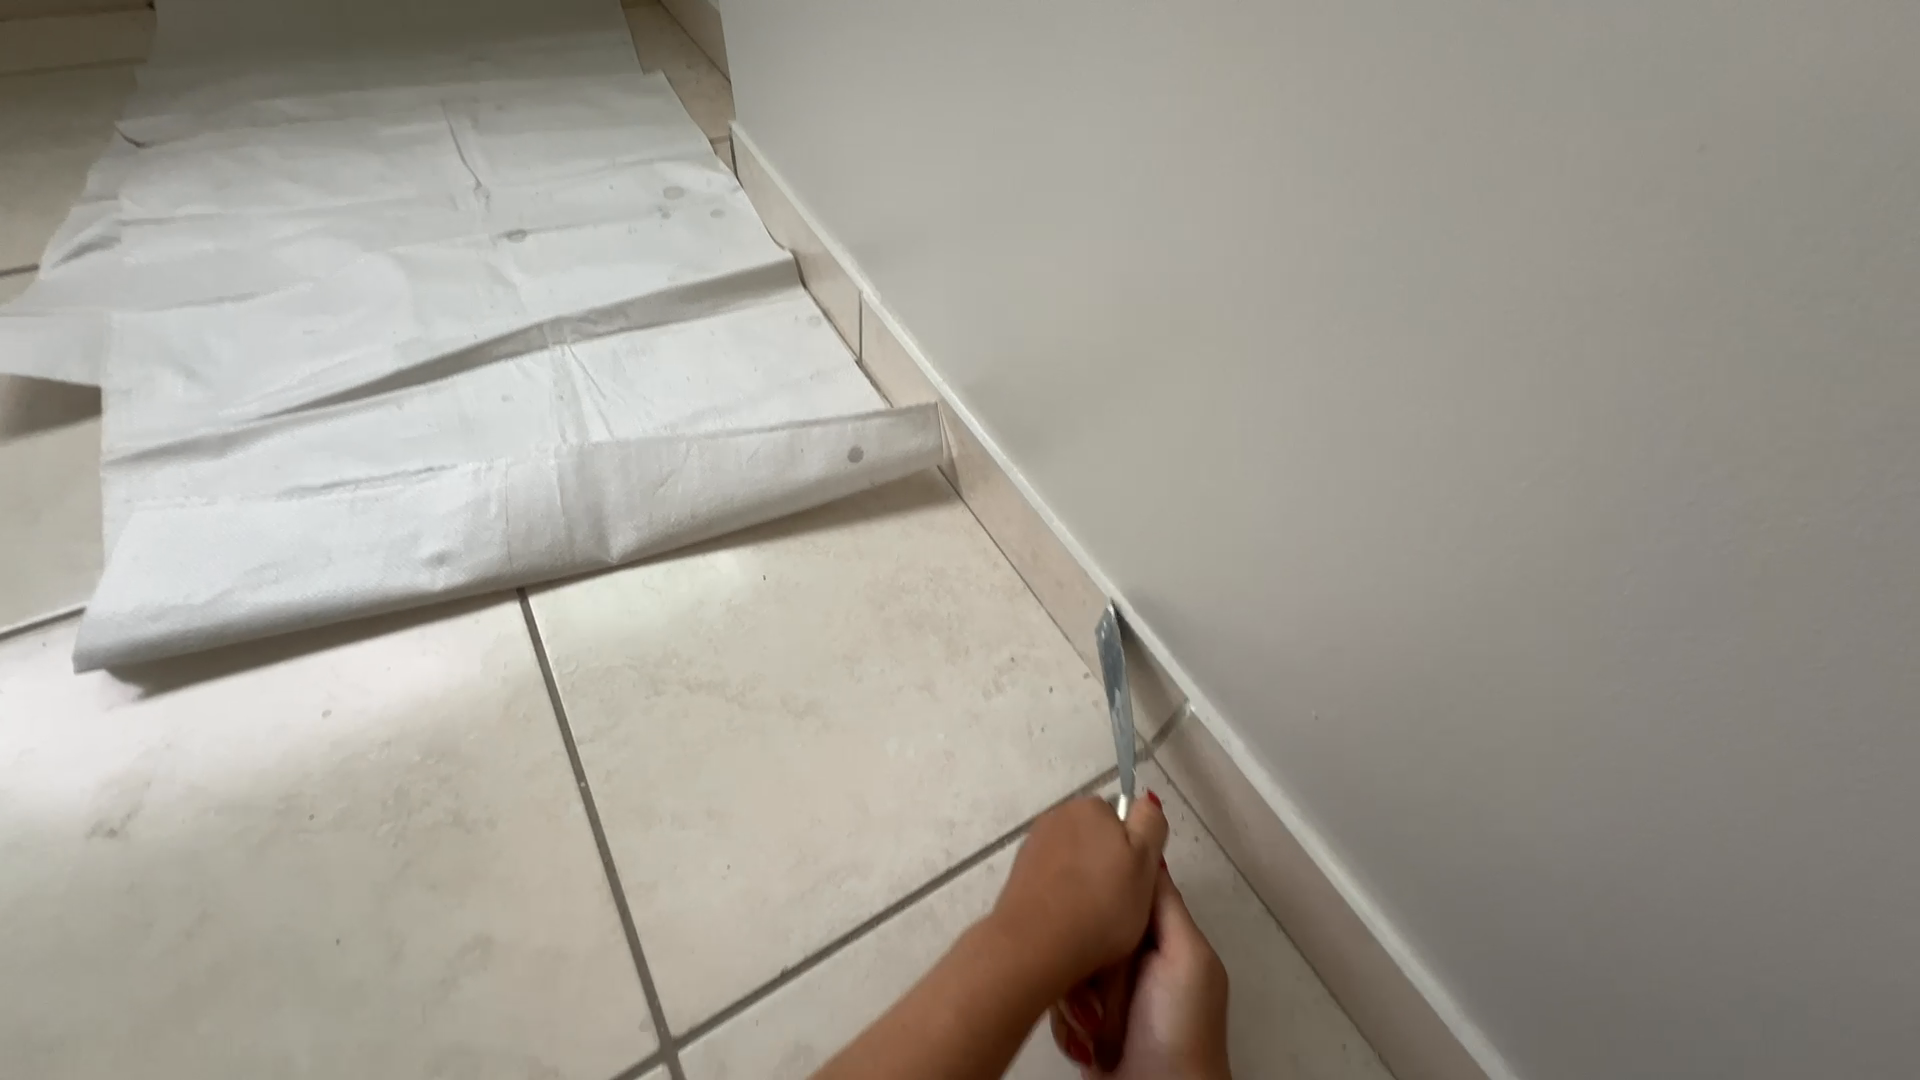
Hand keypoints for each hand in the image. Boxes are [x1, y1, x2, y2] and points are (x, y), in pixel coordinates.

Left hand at [988, 794, 1168, 994]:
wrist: (1036, 942)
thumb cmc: (1100, 904)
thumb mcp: (1144, 863)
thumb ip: (1150, 824)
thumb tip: (1145, 800)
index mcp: (1090, 807)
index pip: (1121, 822)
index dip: (1134, 853)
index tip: (1134, 882)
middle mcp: (1059, 815)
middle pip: (1096, 838)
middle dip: (1107, 865)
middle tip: (1118, 903)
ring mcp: (1035, 842)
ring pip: (1074, 859)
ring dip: (1084, 880)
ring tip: (1091, 917)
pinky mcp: (1020, 870)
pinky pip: (1053, 877)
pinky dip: (1062, 892)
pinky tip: (1067, 919)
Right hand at [1051, 869, 1231, 1078]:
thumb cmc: (1179, 1023)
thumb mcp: (1187, 956)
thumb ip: (1166, 906)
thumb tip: (1149, 854)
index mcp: (1158, 938)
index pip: (1120, 895)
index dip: (1101, 891)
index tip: (1079, 889)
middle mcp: (1129, 961)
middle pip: (1085, 930)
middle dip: (1080, 954)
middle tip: (1090, 979)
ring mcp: (1104, 995)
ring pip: (1064, 966)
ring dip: (1073, 997)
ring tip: (1091, 1023)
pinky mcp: (1083, 1025)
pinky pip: (1056, 1002)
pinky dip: (1067, 1023)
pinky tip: (1084, 1041)